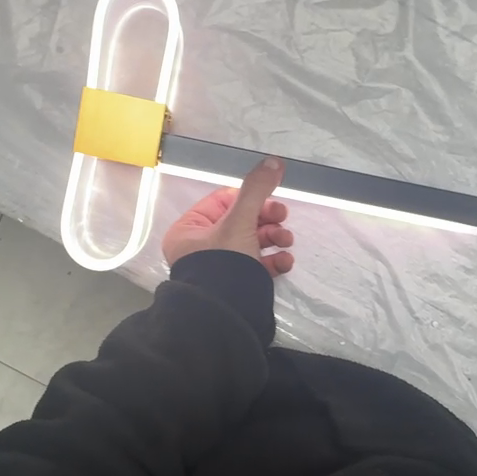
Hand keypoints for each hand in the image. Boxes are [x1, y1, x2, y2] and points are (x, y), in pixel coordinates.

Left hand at [162, 157, 295, 276]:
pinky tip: (285, 262)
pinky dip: (273, 261)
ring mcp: (220, 267)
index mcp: (190, 229)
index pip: (222, 201)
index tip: (270, 201)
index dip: (250, 198)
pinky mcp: (237, 284)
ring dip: (274, 238)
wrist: (226, 314)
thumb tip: (275, 161)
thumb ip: (257, 189)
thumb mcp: (240, 220)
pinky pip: (257, 265)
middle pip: (241, 221)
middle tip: (283, 219)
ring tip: (286, 242)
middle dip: (267, 219)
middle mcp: (201, 247)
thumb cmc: (224, 262)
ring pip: (252, 243)